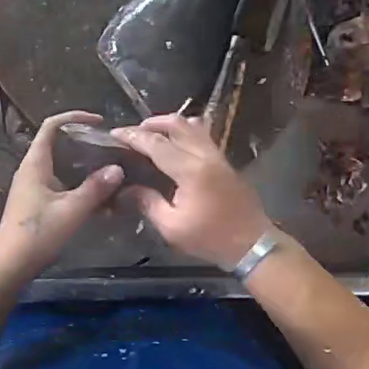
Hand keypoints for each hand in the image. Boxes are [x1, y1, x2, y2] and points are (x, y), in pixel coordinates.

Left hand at [0, 111, 124, 283]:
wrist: (9, 264)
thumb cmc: (38, 233)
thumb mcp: (72, 210)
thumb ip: (96, 188)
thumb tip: (118, 168)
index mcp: (35, 163)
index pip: (52, 125)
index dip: (74, 117)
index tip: (99, 121)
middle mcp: (32, 169)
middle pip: (58, 144)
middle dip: (85, 143)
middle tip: (111, 148)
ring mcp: (33, 186)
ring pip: (62, 166)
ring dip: (84, 167)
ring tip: (111, 171)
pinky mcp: (36, 202)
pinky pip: (61, 183)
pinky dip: (79, 185)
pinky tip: (100, 199)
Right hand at [113, 113, 275, 268]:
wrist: (253, 245)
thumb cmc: (210, 238)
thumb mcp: (171, 227)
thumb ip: (148, 202)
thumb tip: (127, 189)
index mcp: (190, 170)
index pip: (156, 144)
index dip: (133, 137)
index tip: (115, 134)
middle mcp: (205, 156)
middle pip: (177, 124)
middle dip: (152, 123)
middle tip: (133, 132)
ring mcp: (218, 157)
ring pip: (193, 126)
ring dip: (170, 124)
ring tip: (152, 134)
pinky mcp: (225, 162)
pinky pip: (203, 136)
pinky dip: (185, 132)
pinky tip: (175, 144)